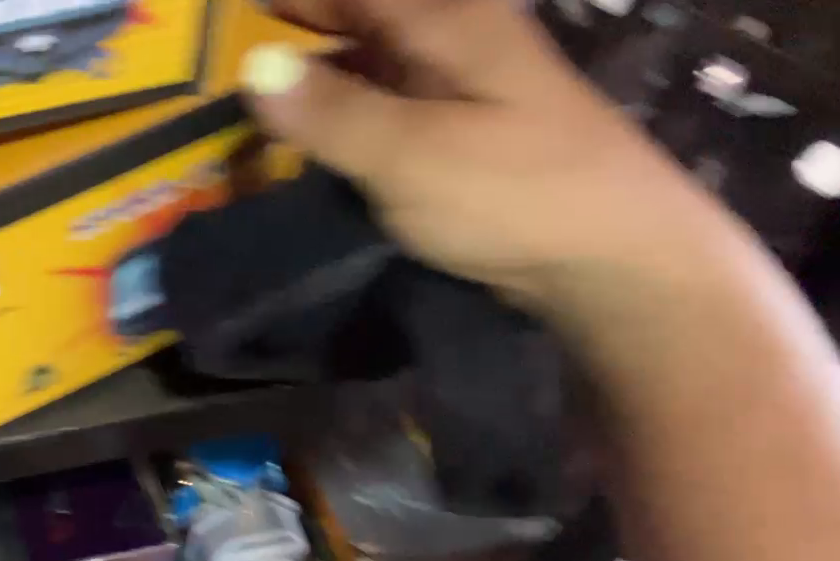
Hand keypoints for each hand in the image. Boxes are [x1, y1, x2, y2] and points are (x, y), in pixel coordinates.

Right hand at [240, 0, 751, 323]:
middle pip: (362, 24)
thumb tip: (250, 66)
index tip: (239, 16)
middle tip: (237, 73)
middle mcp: (452, 43)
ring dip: (316, 86)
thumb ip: (331, 111)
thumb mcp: (410, 151)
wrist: (602, 255)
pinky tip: (312, 149)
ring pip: (370, 70)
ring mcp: (456, 92)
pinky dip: (341, 122)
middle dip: (302, 38)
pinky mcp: (456, 139)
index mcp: (447, 23)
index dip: (297, 2)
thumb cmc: (510, 192)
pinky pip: (382, 113)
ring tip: (256, 114)